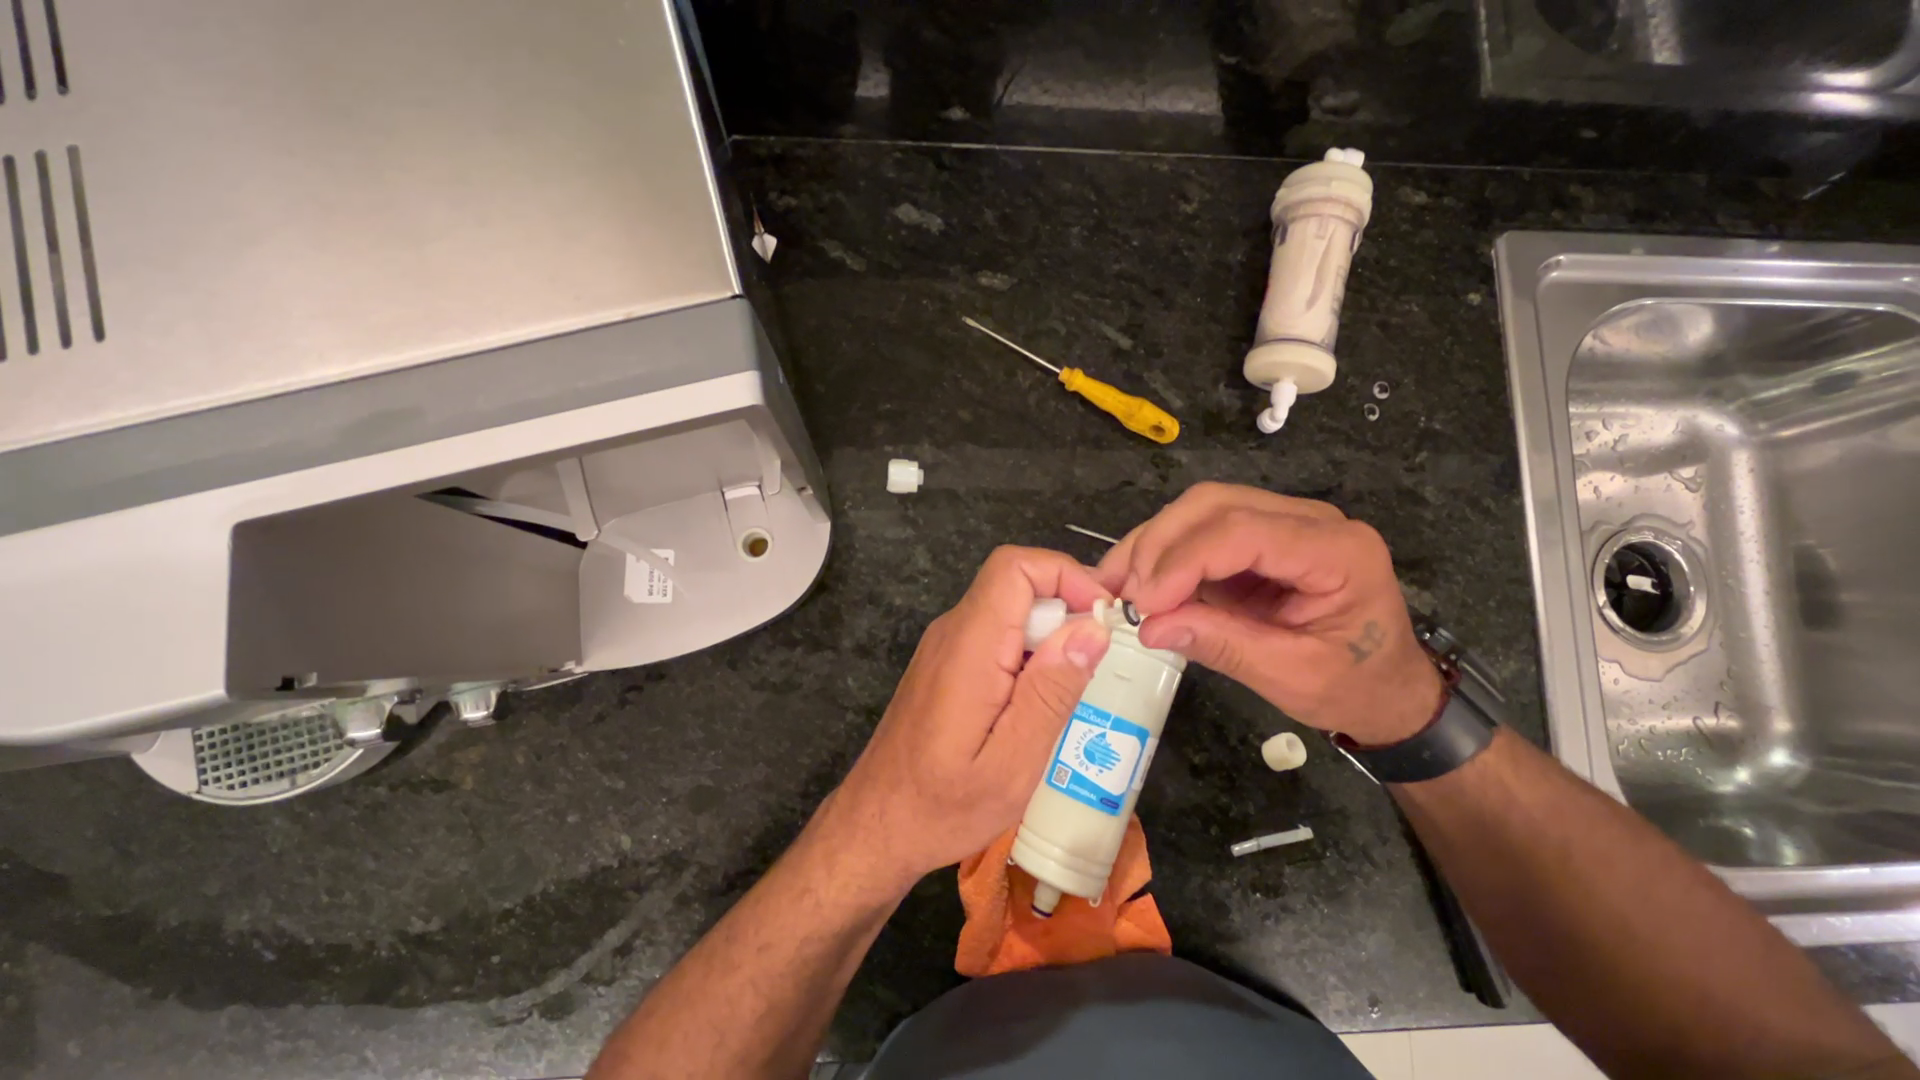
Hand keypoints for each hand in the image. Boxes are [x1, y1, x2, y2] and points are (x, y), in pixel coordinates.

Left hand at [819, 546, 1113, 894]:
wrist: (876, 828)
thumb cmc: (943, 806)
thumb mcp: (1013, 763)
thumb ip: (1052, 692)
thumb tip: (1092, 629)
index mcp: (969, 646)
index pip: (1015, 567)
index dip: (1066, 574)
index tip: (1103, 619)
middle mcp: (952, 633)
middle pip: (1015, 585)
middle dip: (1066, 610)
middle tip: (1102, 663)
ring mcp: (944, 649)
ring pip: (1008, 612)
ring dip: (1050, 637)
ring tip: (1079, 689)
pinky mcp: (944, 669)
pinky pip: (994, 639)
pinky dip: (1028, 656)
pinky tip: (1040, 705)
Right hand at [1096, 483, 1442, 746]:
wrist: (1389, 691)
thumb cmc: (1354, 687)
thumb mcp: (1292, 676)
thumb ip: (1223, 644)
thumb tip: (1150, 628)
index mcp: (1337, 552)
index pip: (1244, 531)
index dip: (1183, 561)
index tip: (1142, 603)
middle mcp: (1312, 522)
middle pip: (1216, 504)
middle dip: (1159, 545)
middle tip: (1122, 595)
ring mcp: (1285, 525)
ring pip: (1202, 509)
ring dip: (1153, 545)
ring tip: (1118, 588)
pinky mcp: (1261, 540)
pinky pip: (1203, 532)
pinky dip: (1164, 555)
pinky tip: (1138, 583)